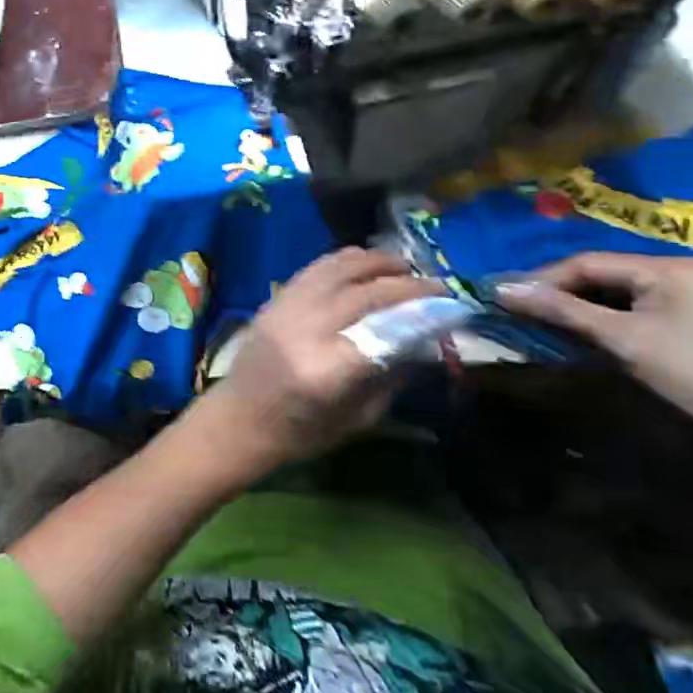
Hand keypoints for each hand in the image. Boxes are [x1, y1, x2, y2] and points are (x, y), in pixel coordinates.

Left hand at [182, 247, 442, 479]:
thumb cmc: (301, 431)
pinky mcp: (275, 299)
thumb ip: (392, 376)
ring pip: (337, 269)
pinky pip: (314, 268)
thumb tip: (426, 338)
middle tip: (438, 285)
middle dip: (407, 284)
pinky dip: (345, 261)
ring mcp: (285, 309)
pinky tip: (367, 263)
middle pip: (365, 293)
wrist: (239, 418)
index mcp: (327, 370)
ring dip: (376, 262)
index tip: (453, 306)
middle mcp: (304, 330)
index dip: (424, 314)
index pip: (385, 329)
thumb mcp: (359, 418)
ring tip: (405, 267)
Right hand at [496, 253, 692, 501]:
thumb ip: (562, 311)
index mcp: (676, 266)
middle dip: (564, 294)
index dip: (543, 279)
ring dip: (588, 311)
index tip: (504, 299)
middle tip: (523, 314)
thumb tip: (501, 289)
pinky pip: (652, 312)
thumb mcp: (625, 341)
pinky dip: (618, 323)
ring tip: (552, 328)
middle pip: (610, 276)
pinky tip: (599, 340)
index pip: (590, 261)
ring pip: (630, 295)